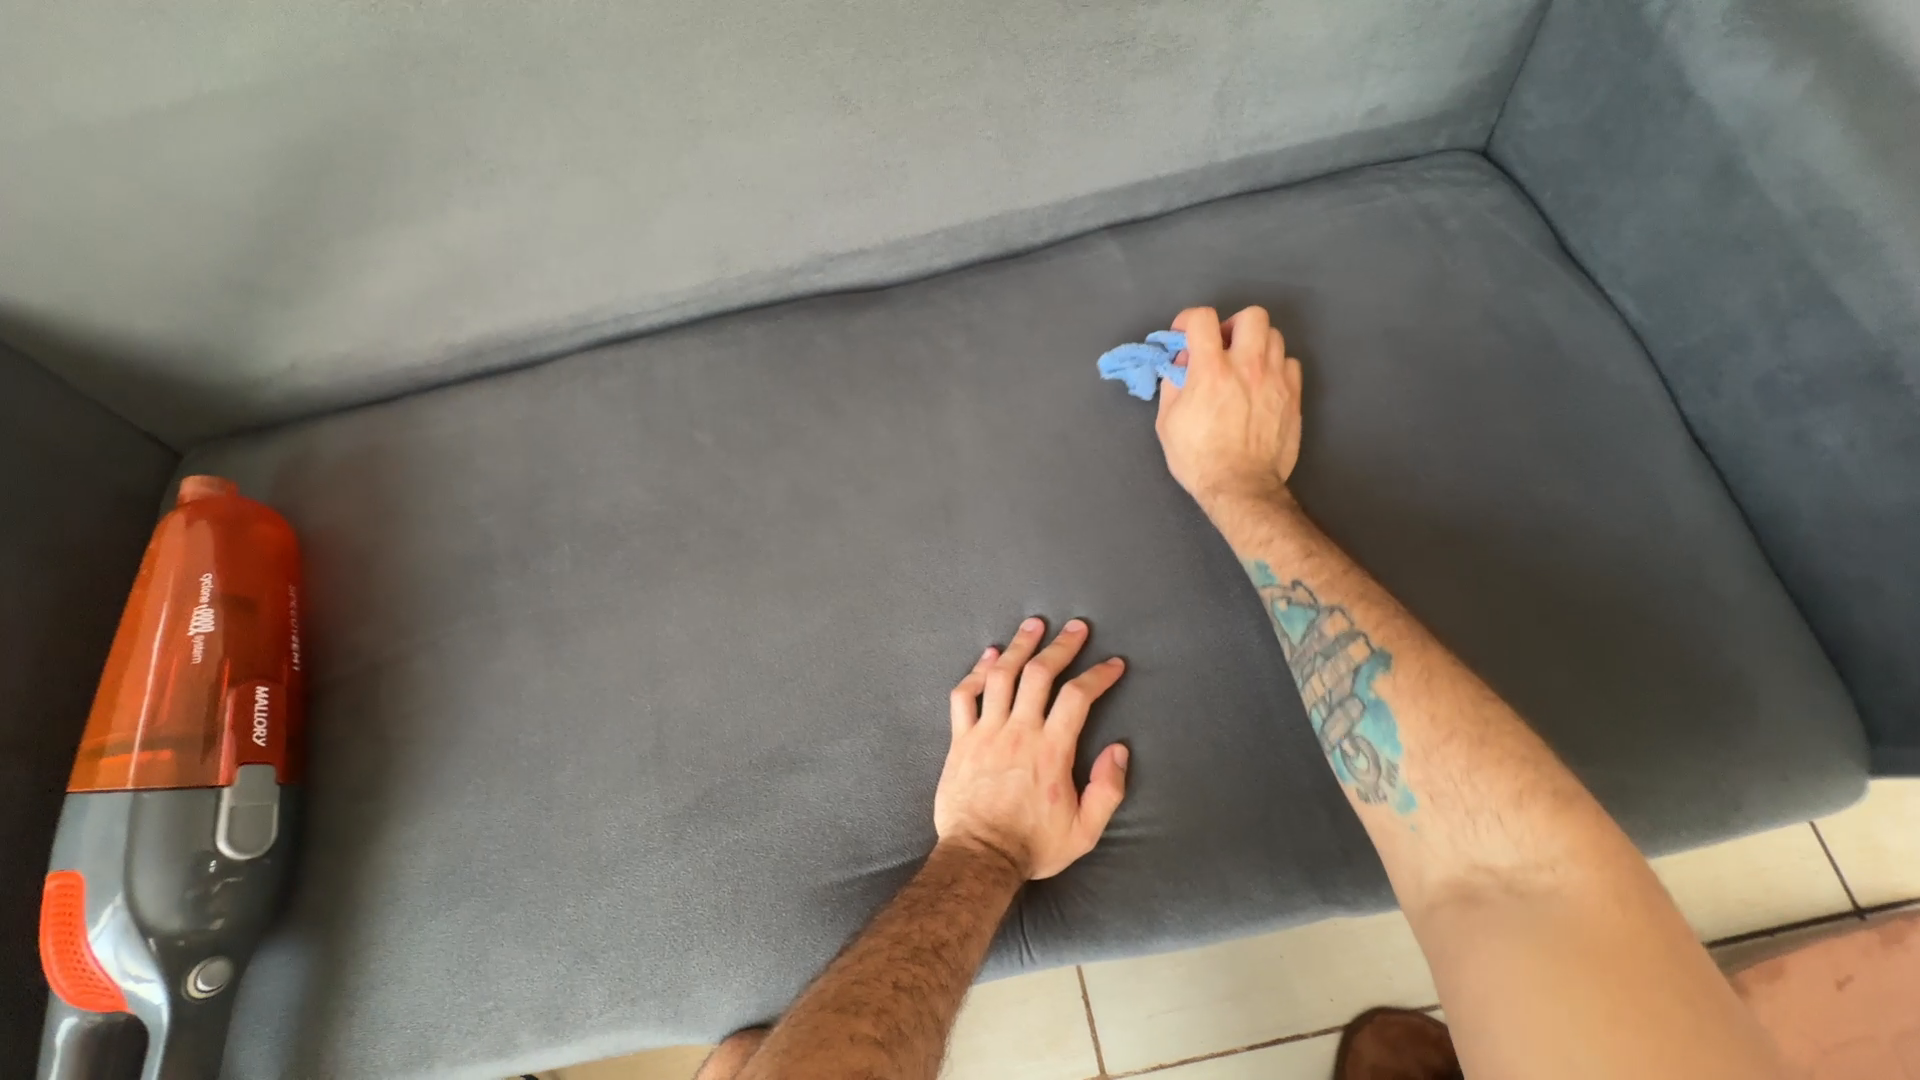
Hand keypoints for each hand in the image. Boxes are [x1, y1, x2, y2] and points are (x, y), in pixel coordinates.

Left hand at [934, 618, 1129, 879]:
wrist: (979, 859)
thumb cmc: (1033, 846)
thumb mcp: (1085, 830)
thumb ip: (1108, 790)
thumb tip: (1119, 749)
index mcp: (1051, 750)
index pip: (1079, 697)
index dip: (1098, 675)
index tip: (1113, 664)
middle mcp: (1018, 732)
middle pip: (1040, 673)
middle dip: (1061, 645)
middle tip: (1076, 626)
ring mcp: (986, 732)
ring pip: (1001, 675)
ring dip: (1019, 646)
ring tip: (1033, 625)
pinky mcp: (961, 740)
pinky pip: (964, 696)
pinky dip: (976, 672)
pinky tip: (988, 656)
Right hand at [1154, 305, 1304, 513]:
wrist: (1241, 487)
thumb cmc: (1197, 459)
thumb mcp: (1167, 423)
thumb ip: (1174, 385)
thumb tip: (1182, 364)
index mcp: (1210, 371)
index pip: (1202, 318)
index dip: (1188, 320)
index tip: (1183, 335)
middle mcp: (1247, 366)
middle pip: (1251, 316)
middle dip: (1232, 325)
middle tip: (1221, 347)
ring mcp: (1275, 379)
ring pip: (1274, 336)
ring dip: (1254, 345)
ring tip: (1243, 366)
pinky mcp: (1294, 395)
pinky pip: (1289, 363)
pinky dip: (1274, 367)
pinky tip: (1262, 384)